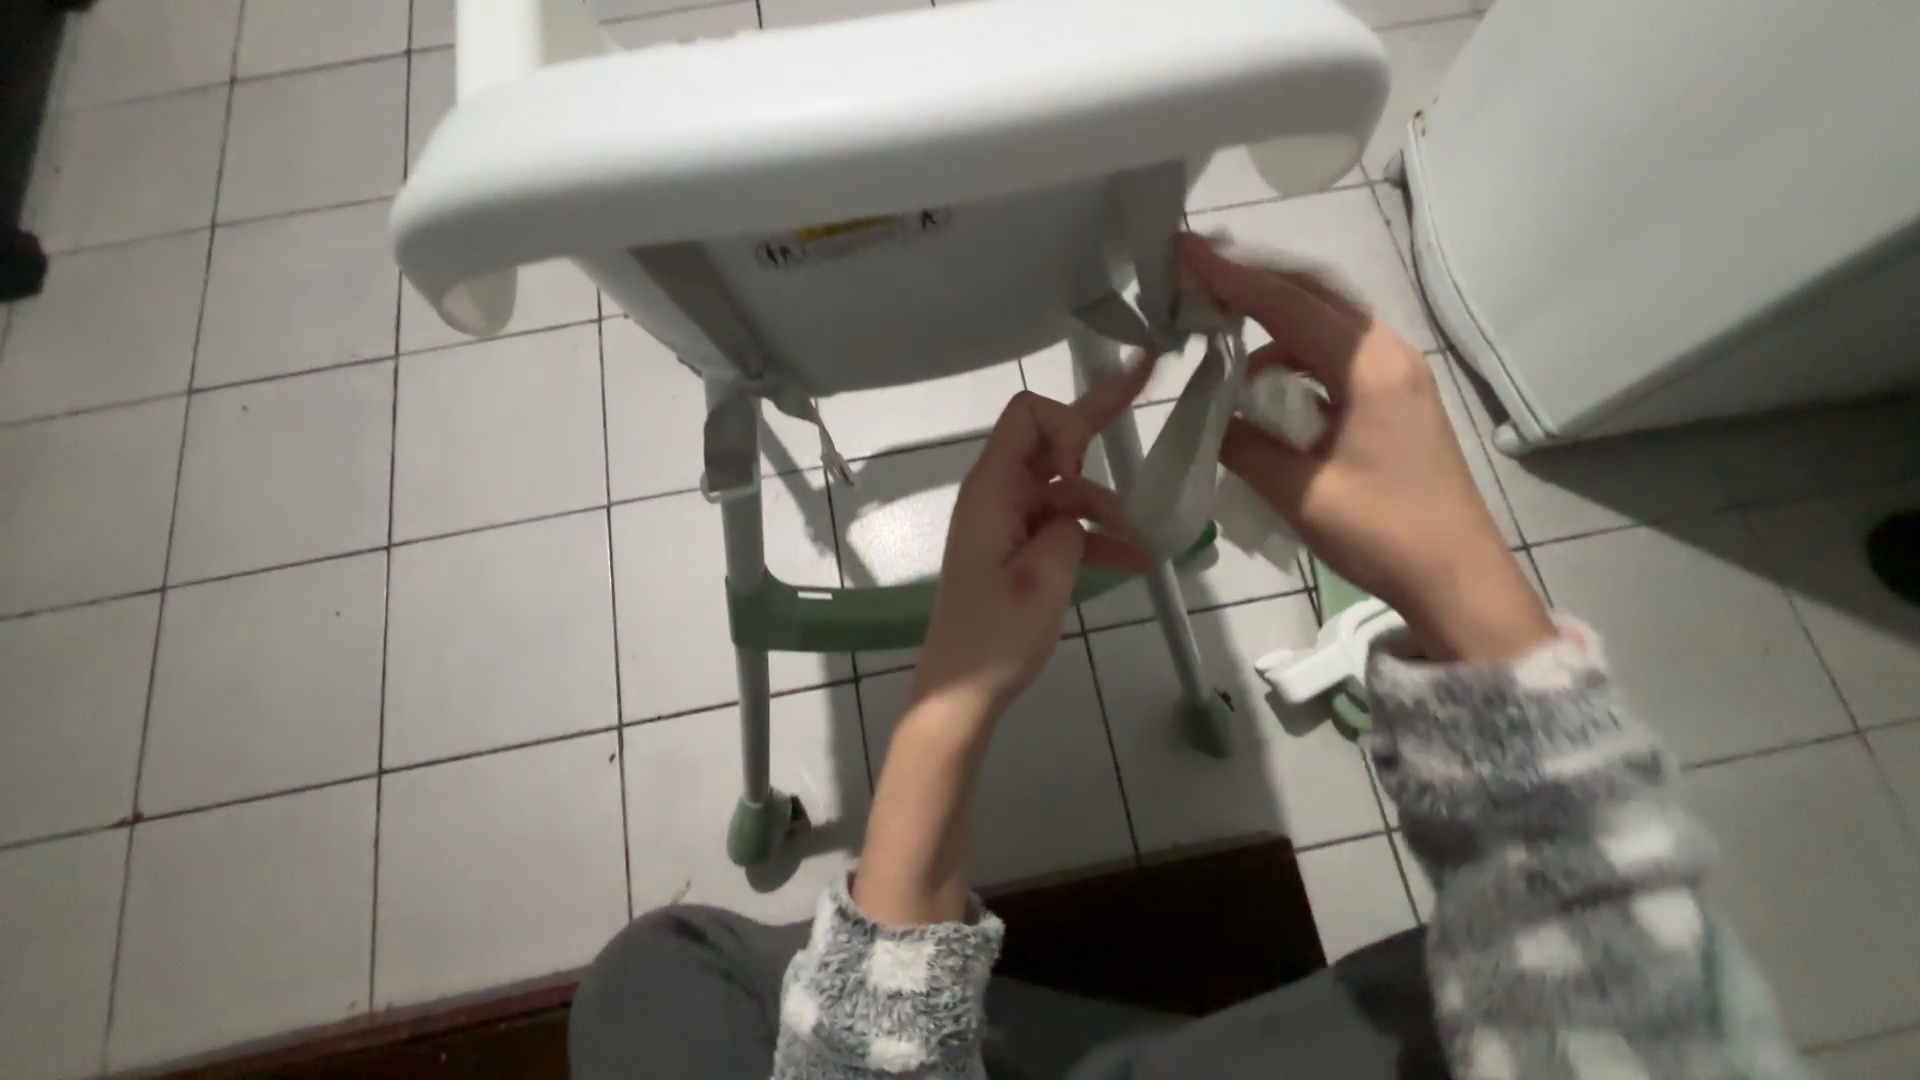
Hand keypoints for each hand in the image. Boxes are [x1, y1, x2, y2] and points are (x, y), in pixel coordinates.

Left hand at [913, 367, 1155, 718]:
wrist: (961, 692)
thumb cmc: (994, 638)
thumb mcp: (1043, 579)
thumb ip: (1068, 528)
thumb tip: (1076, 513)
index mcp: (991, 491)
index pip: (1027, 416)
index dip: (1067, 426)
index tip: (1083, 472)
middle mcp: (997, 495)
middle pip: (1050, 439)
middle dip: (1098, 416)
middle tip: (1145, 374)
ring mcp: (1009, 521)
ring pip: (1066, 489)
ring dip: (1106, 506)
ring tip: (1146, 542)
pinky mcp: (1018, 548)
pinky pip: (1062, 526)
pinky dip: (1095, 536)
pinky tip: (1138, 560)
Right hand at [1178, 234, 1551, 661]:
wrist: (1457, 579)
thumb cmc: (1383, 535)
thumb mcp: (1301, 494)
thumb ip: (1245, 447)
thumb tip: (1208, 417)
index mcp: (1370, 369)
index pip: (1290, 305)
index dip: (1233, 277)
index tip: (1186, 250)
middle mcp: (1388, 356)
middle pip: (1316, 295)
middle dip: (1256, 279)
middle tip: (1198, 271)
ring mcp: (1396, 376)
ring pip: (1326, 323)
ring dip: (1272, 320)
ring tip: (1219, 328)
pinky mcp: (1393, 399)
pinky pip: (1334, 356)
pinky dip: (1292, 356)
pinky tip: (1262, 384)